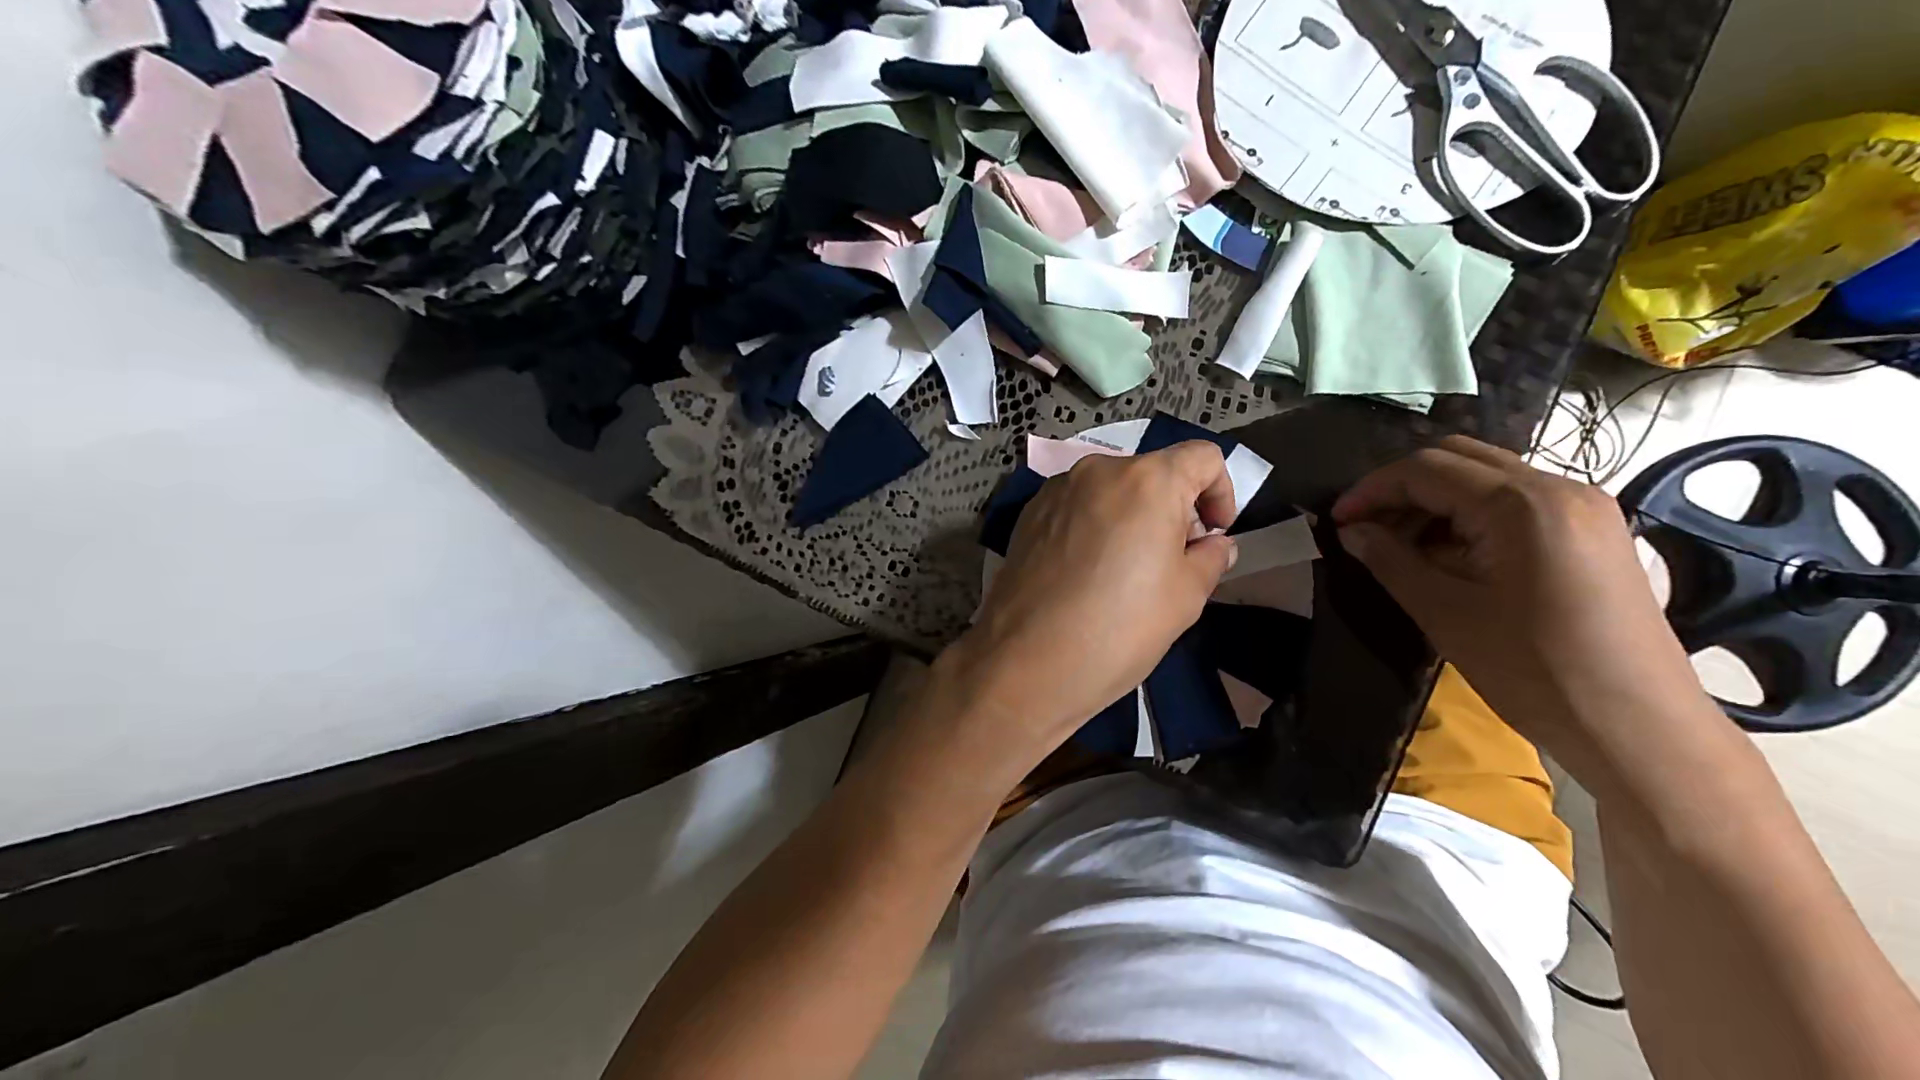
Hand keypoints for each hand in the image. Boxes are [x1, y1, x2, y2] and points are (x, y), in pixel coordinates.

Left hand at [943, 442, 1241, 762]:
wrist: (1026, 662)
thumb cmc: (1119, 628)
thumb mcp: (1186, 597)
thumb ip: (1210, 557)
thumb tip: (1214, 543)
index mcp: (1147, 480)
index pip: (1202, 457)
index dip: (1221, 491)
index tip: (1214, 533)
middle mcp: (1098, 470)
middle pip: (1152, 472)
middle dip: (1173, 507)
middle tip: (1174, 559)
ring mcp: (1056, 490)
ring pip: (1112, 489)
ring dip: (1132, 516)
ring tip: (1127, 570)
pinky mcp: (1028, 514)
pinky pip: (1077, 506)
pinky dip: (1094, 525)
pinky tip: (1087, 572)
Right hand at [1332, 436, 1712, 775]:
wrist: (1639, 727)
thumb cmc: (1533, 670)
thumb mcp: (1444, 613)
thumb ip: (1391, 560)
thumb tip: (1352, 531)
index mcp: (1522, 504)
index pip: (1427, 469)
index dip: (1372, 489)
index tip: (1337, 521)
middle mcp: (1560, 487)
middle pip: (1459, 460)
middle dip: (1402, 488)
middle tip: (1366, 528)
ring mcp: (1585, 507)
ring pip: (1487, 478)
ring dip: (1434, 502)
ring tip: (1400, 547)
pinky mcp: (1593, 531)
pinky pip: (1516, 502)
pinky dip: (1469, 516)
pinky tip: (1449, 556)